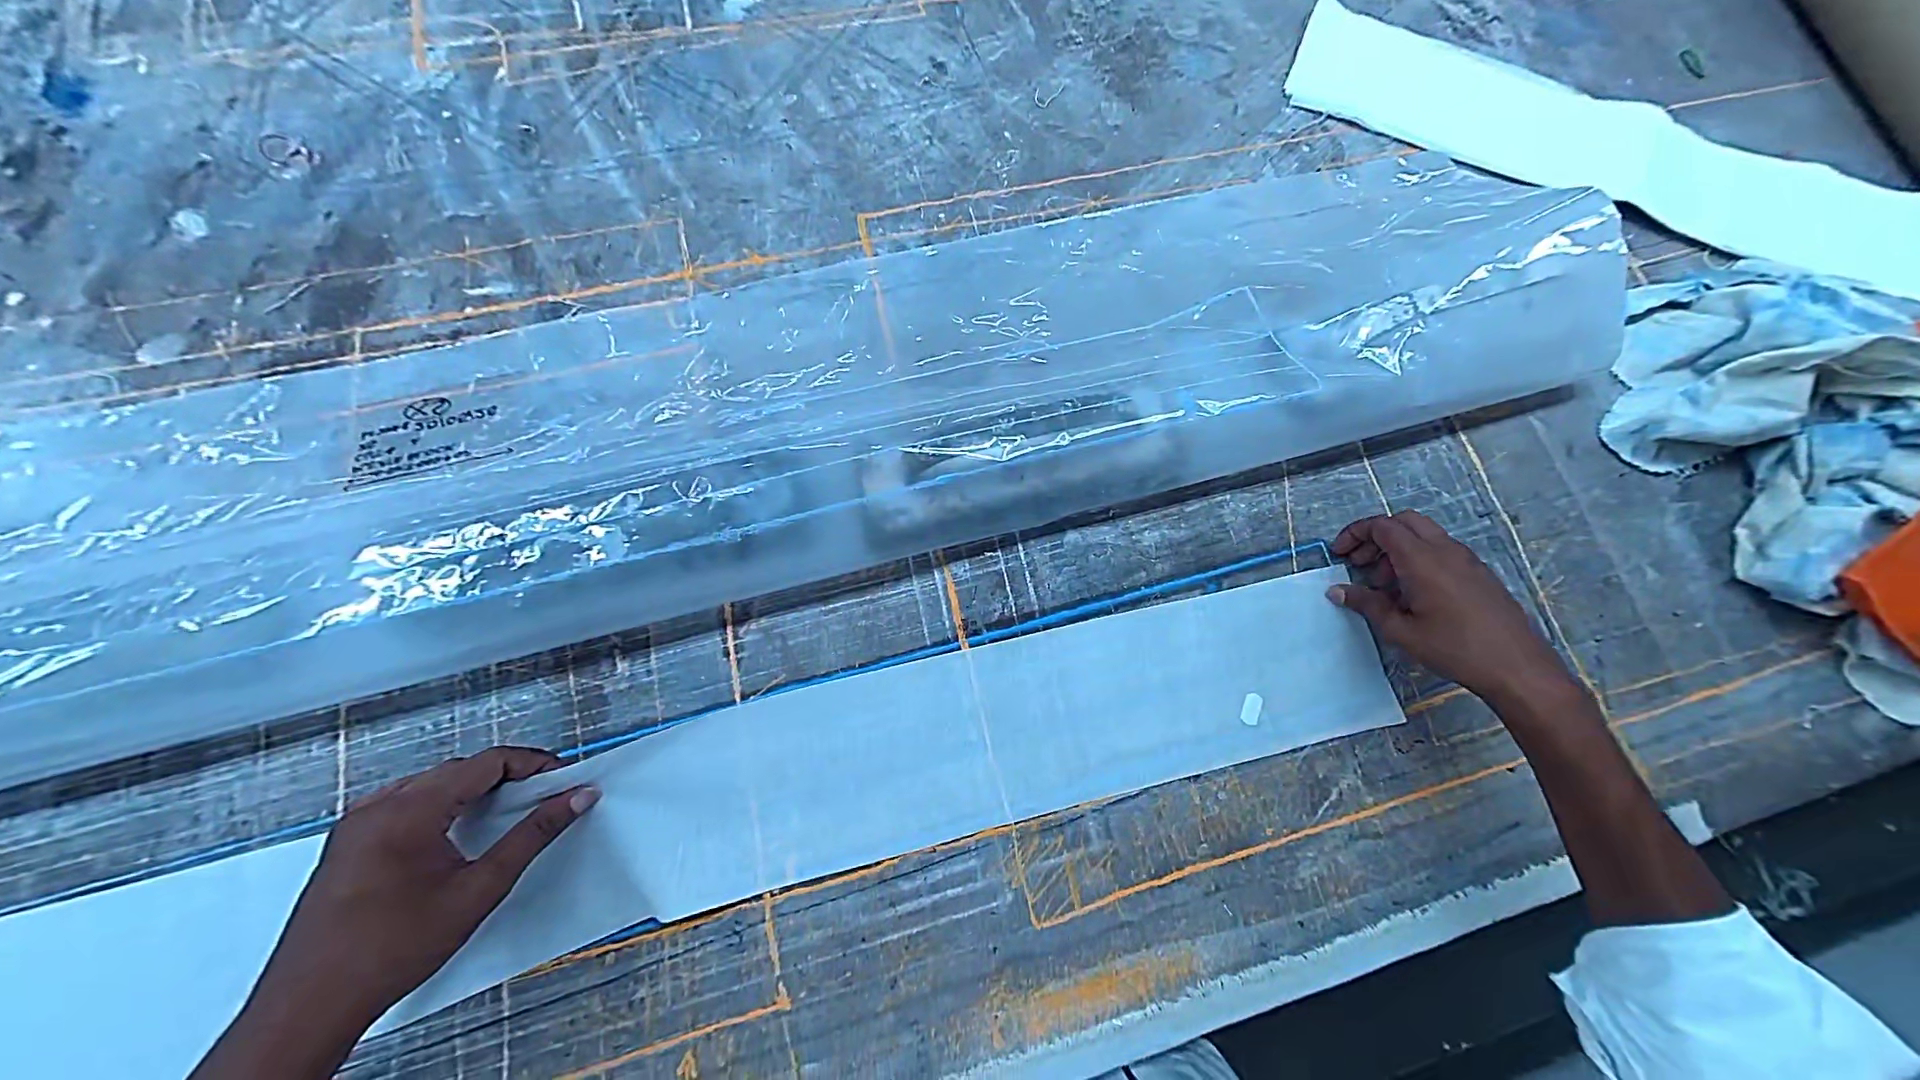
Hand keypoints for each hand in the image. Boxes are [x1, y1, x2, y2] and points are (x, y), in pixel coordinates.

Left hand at [193, 747, 599, 1079]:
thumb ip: (533, 836)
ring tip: (508, 810)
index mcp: (407, 812)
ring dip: (475, 789)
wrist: (309, 1008)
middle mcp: (376, 810)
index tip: (559, 777)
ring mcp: (356, 826)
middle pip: (460, 769)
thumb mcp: (479, 889)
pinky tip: (460, 829)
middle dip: (508, 775)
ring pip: (432, 784)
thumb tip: (571, 801)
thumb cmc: (382, 956)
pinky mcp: (347, 844)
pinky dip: (442, 805)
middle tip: (544, 792)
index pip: (487, 762)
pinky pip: (405, 803)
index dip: (532, 765)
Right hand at [1327, 511, 1572, 703]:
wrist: (1517, 666)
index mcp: (1422, 560)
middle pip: (1404, 521)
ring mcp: (1466, 560)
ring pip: (1424, 534)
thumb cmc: (1454, 648)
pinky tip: (1412, 592)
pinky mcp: (1478, 573)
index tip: (1340, 554)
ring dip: (1396, 548)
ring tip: (1382, 583)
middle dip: (1375, 536)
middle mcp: (1446, 551)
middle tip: (1359, 562)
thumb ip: (1367, 604)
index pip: (1382, 527)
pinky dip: (1417, 558)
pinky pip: (1441, 550)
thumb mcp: (1400, 630)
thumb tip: (1337, 590)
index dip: (1355, 534)